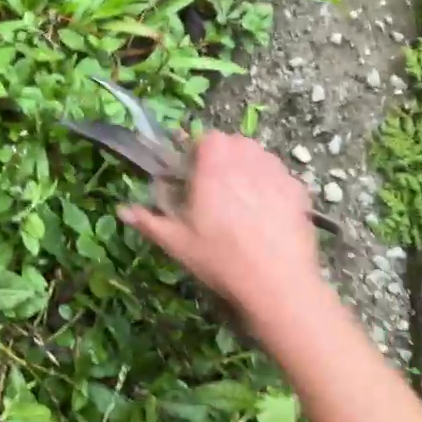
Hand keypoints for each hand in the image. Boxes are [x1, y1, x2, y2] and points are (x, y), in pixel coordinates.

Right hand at [120, 131, 324, 318]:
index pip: (207, 138)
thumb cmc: (220, 259)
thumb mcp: (177, 243)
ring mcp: (277, 174)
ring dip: (247, 167)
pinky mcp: (300, 191)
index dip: (197, 153)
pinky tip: (265, 213)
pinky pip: (280, 176)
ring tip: (239, 199)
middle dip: (223, 158)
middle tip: (213, 189)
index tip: (191, 175)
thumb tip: (122, 210)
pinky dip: (270, 185)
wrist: (277, 283)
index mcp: (214, 167)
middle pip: (234, 142)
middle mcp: (247, 161)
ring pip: (259, 156)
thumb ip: (149, 222)